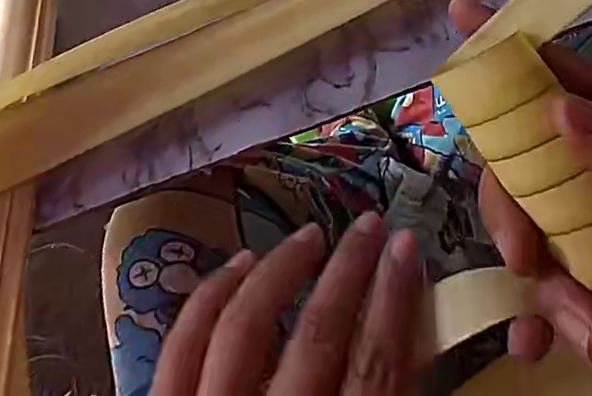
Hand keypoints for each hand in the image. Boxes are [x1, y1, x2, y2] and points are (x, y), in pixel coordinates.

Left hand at [149, 212, 424, 395]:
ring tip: (311, 235)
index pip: (374, 367)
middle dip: (349, 267)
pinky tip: (241, 263)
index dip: (394, 297)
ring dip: (281, 268)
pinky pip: (179, 350)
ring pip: (241, 331)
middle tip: (369, 224)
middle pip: (315, 337)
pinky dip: (210, 296)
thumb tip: (413, 322)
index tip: (407, 244)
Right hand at [449, 0, 591, 395]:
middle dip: (511, 201)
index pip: (567, 74)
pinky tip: (546, 344)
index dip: (514, 45)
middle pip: (527, 159)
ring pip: (533, 229)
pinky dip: (538, 318)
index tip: (462, 12)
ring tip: (589, 330)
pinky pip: (550, 294)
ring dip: (541, 279)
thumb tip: (559, 108)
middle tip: (528, 257)